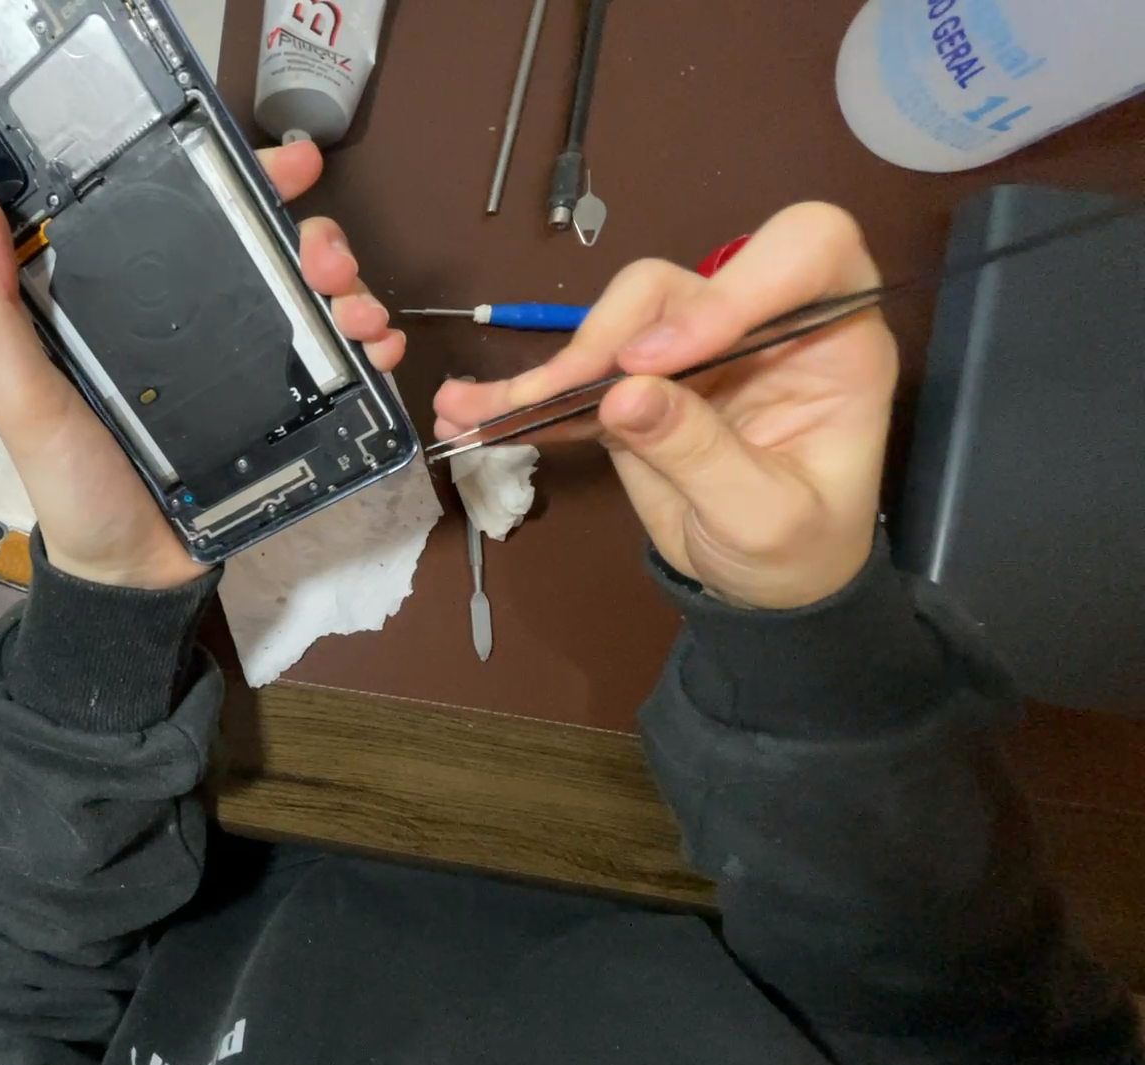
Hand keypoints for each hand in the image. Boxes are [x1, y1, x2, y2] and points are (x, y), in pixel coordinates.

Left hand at [0, 140, 405, 589]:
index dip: (239, 181)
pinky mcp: (274, 413)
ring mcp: (241, 369)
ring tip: (360, 311)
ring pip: (310, 305)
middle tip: (329, 259)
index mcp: (133, 304)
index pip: (191, 220)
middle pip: (269, 256)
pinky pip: (329, 370)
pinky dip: (366, 350)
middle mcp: (194, 325)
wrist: (130, 571)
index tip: (287, 163)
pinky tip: (378, 350)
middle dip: (317, 240)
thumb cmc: (72, 484)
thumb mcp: (23, 396)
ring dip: (351, 290)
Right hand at [433, 203, 896, 609]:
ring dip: (537, 373)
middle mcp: (751, 333)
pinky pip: (570, 384)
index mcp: (824, 341)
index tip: (651, 362)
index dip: (725, 291)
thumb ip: (700, 452)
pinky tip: (465, 415)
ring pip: (605, 327)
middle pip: (666, 289)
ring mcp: (681, 362)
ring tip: (467, 410)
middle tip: (545, 398)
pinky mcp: (628, 394)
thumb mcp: (762, 516)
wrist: (758, 585)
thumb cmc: (794, 552)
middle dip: (599, 340)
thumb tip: (622, 395)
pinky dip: (519, 403)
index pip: (798, 254)